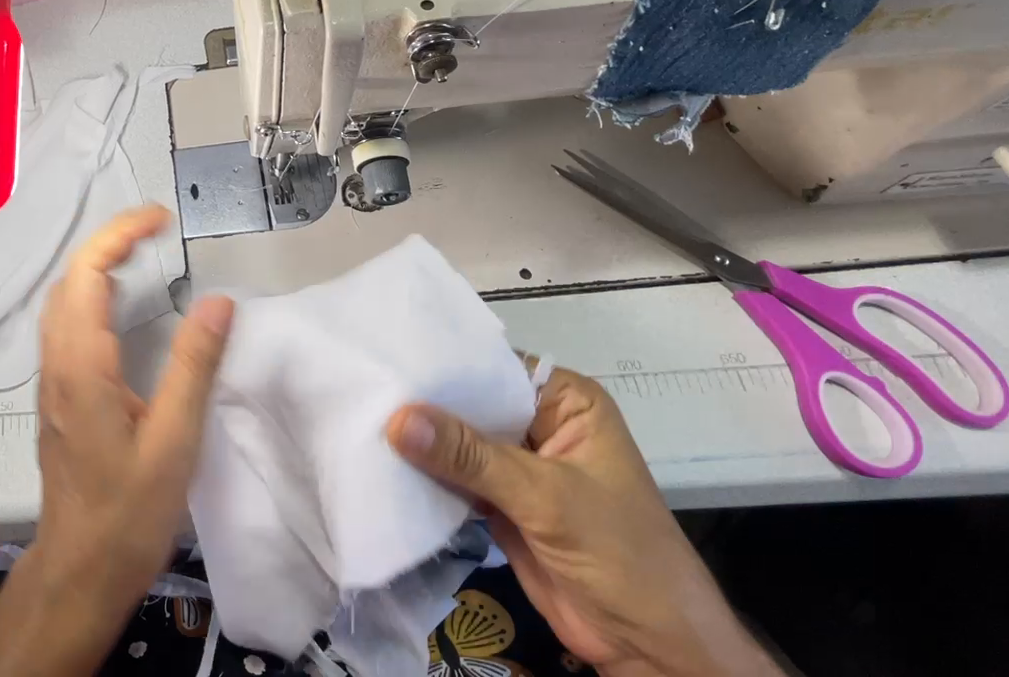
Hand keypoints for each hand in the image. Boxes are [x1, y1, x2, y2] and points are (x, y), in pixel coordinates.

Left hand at [0, 205, 234, 676]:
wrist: (79, 567)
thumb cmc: (128, 511)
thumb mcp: (174, 440)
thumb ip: (194, 366)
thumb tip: (219, 301)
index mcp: (82, 364)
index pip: (88, 273)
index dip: (120, 234)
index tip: (161, 220)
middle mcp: (57, 362)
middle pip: (70, 279)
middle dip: (109, 242)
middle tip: (156, 232)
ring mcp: (52, 379)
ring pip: (63, 301)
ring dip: (97, 267)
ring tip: (142, 256)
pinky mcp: (58, 395)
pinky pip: (66, 325)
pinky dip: (92, 296)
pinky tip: (120, 308)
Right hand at [389, 368, 782, 676]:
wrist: (652, 649)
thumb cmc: (622, 556)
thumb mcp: (545, 497)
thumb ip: (470, 456)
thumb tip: (396, 417)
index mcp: (566, 403)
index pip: (494, 368)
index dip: (443, 365)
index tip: (385, 360)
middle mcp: (538, 424)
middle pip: (469, 403)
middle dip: (421, 404)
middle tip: (360, 390)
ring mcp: (517, 466)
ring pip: (455, 442)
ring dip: (415, 441)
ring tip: (356, 420)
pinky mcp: (498, 502)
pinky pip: (451, 477)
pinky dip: (421, 475)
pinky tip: (377, 462)